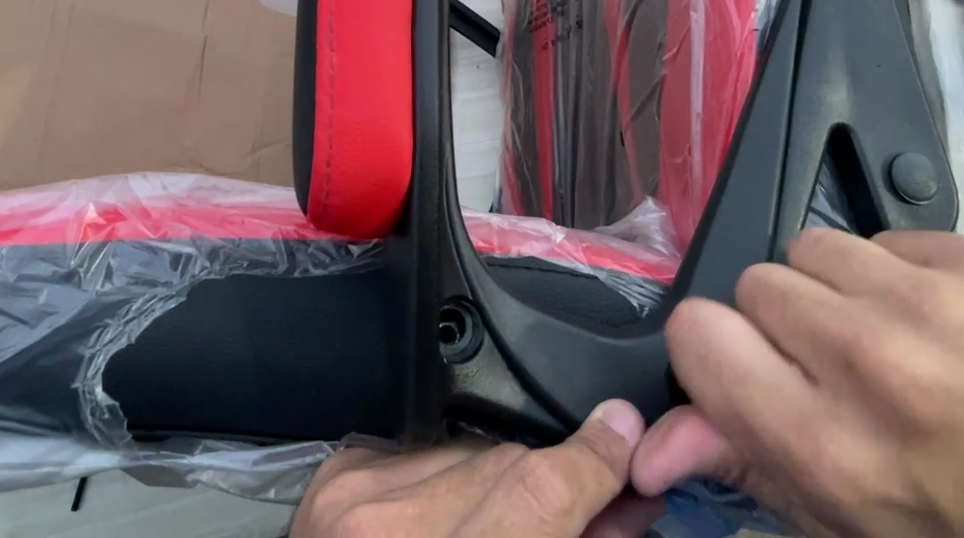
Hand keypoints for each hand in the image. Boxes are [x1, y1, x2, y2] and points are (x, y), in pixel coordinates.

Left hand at [290, 400, 662, 537]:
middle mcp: (399, 528)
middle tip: (531, 527)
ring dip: (482, 485)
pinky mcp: (339, 471)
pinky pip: (419, 448)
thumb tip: (624, 495)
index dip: (593, 458)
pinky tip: (424, 523)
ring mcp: (359, 494)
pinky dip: (435, 479)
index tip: (620, 435)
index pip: (542, 485)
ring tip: (463, 537)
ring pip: (465, 450)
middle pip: (508, 464)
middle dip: (535, 489)